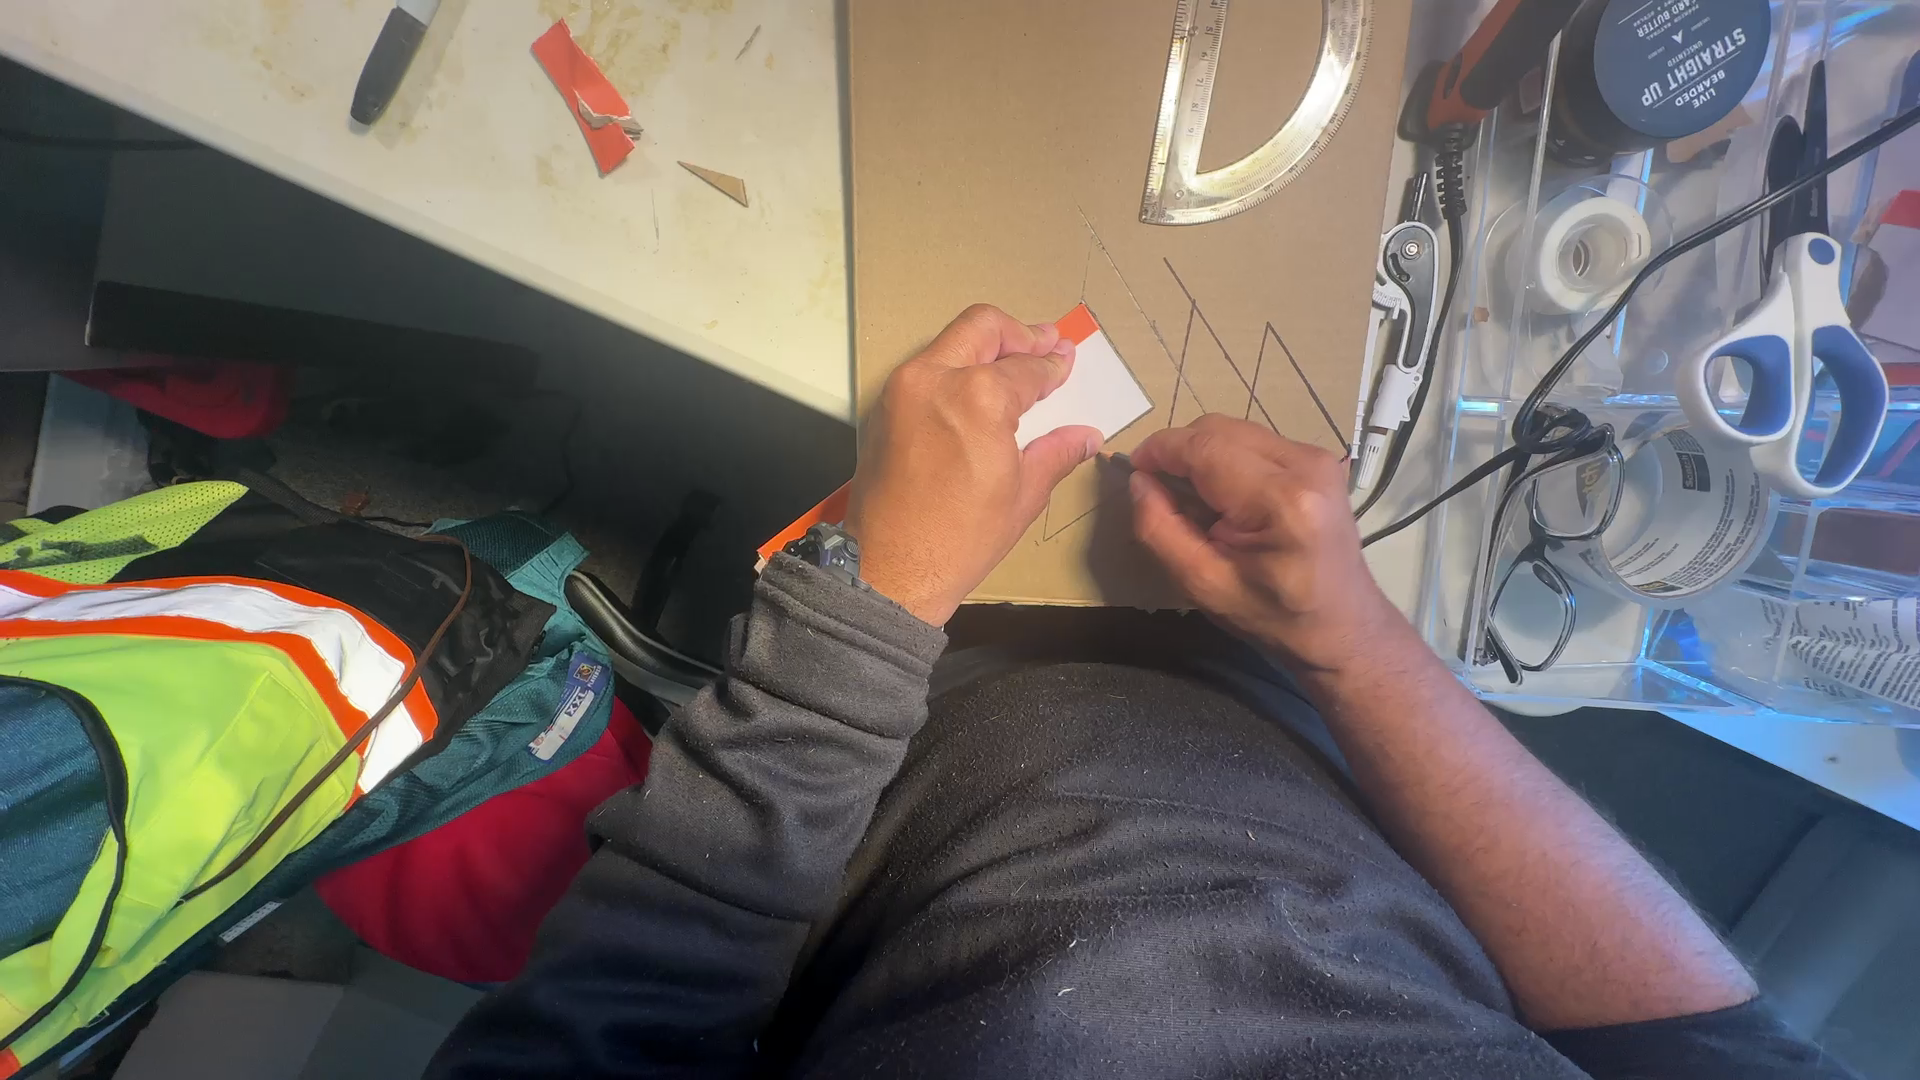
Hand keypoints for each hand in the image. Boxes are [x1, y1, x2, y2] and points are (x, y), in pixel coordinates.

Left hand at [845, 305, 1103, 625]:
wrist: (890, 571)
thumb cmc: (961, 540)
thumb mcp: (1022, 496)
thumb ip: (1055, 452)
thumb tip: (1086, 435)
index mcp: (978, 397)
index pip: (1027, 368)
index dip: (1053, 366)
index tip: (1065, 364)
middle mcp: (934, 378)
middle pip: (982, 327)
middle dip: (1020, 333)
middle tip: (1047, 344)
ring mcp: (900, 389)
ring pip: (949, 343)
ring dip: (984, 346)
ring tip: (1014, 364)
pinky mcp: (882, 408)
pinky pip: (924, 370)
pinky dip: (954, 369)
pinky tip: (975, 392)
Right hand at [1128, 415, 1406, 674]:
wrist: (1341, 626)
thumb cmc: (1271, 615)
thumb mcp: (1201, 584)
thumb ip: (1159, 529)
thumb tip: (1139, 480)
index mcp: (1280, 501)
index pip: (1203, 448)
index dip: (1159, 451)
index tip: (1133, 470)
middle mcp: (1306, 466)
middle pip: (1218, 430)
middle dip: (1178, 452)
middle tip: (1158, 490)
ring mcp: (1318, 458)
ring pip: (1234, 431)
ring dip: (1201, 456)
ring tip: (1192, 498)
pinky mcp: (1319, 461)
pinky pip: (1253, 442)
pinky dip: (1225, 460)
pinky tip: (1223, 497)